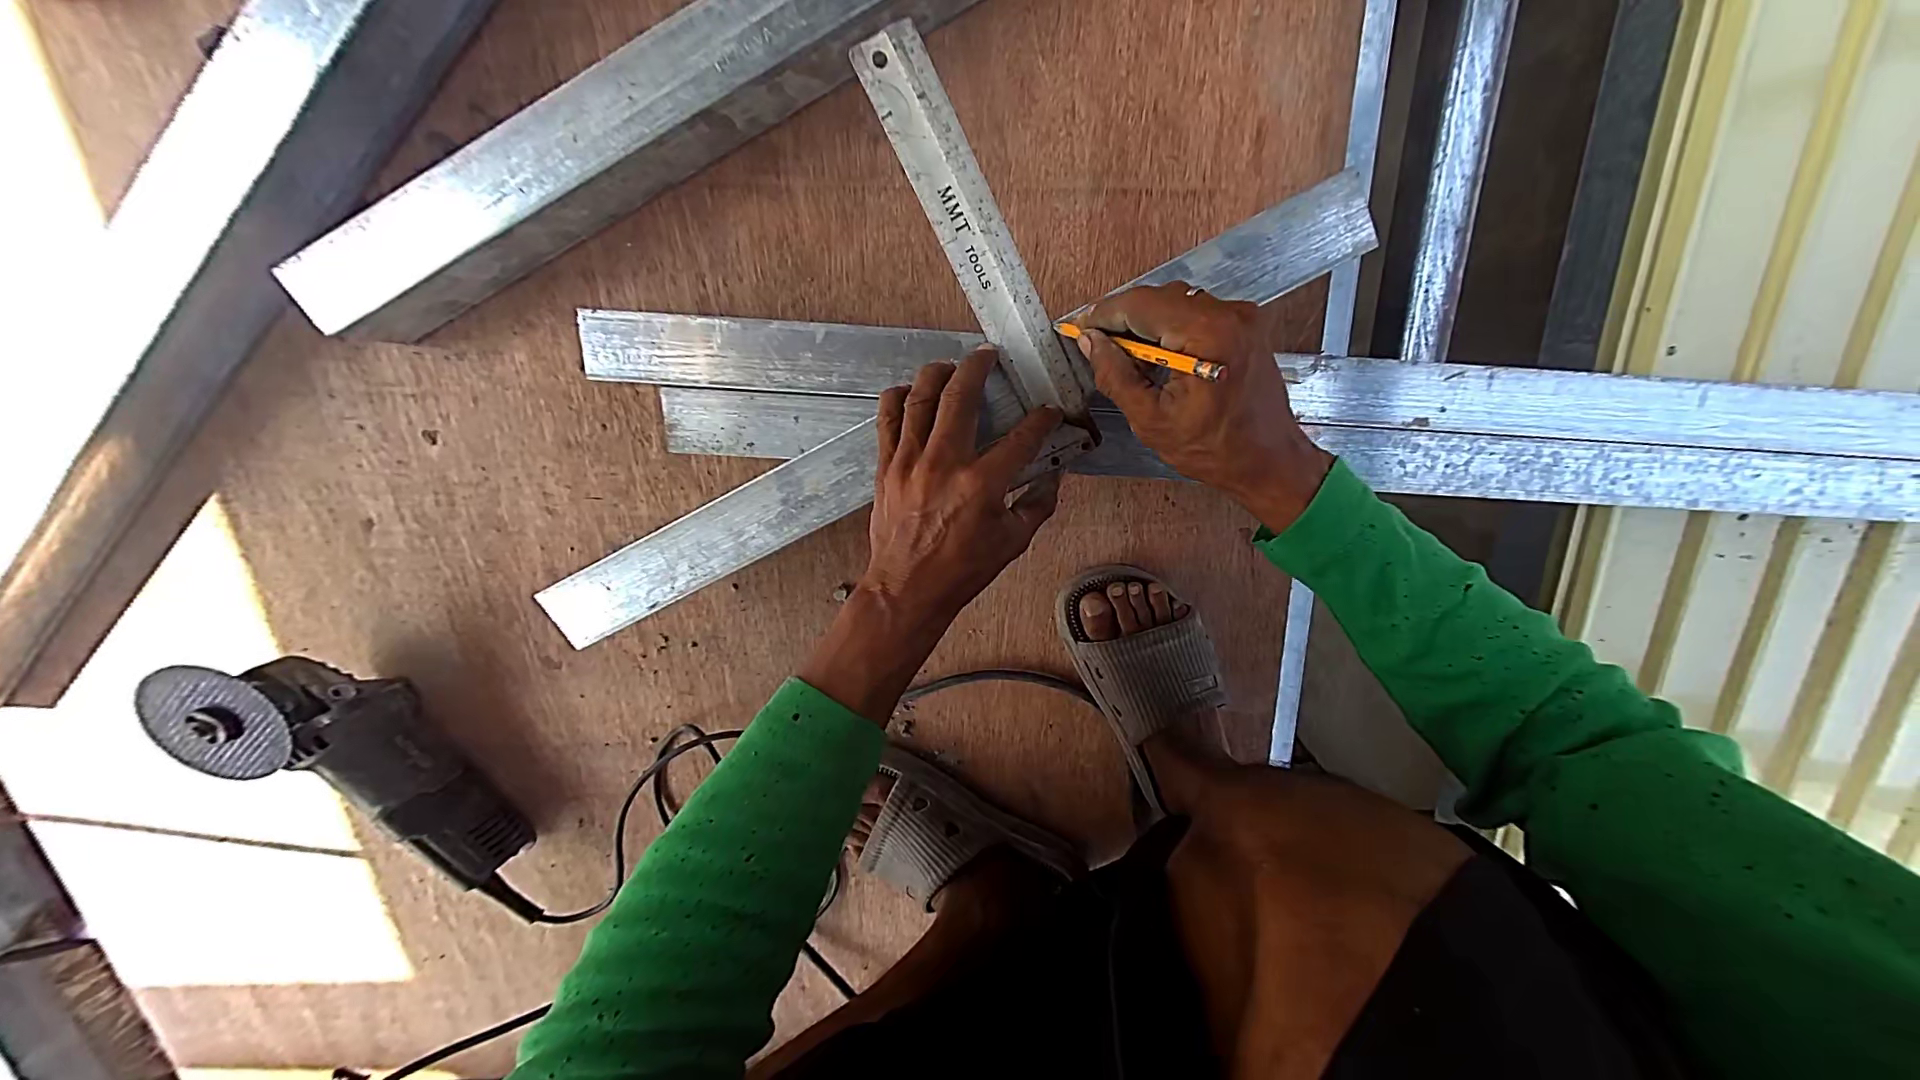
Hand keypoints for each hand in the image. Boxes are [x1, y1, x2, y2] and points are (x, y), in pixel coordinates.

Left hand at [799, 348, 1063, 722]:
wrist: (908, 588)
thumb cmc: (961, 570)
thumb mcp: (1012, 542)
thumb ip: (1038, 505)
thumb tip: (1054, 478)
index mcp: (982, 484)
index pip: (1022, 436)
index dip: (1042, 418)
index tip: (1049, 410)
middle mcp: (945, 463)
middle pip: (962, 395)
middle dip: (979, 367)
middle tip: (989, 357)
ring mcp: (910, 461)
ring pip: (920, 397)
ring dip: (937, 373)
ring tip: (950, 365)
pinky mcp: (887, 467)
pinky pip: (888, 418)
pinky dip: (897, 397)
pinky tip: (908, 391)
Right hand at [1076, 282, 1332, 529]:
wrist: (1266, 460)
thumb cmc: (1215, 448)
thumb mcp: (1150, 418)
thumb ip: (1115, 375)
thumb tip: (1091, 343)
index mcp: (1207, 334)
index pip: (1141, 304)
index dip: (1104, 314)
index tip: (1080, 328)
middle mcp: (1229, 315)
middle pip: (1158, 298)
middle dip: (1122, 318)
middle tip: (1095, 344)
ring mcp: (1240, 318)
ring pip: (1175, 303)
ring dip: (1144, 323)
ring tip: (1122, 354)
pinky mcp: (1243, 327)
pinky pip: (1194, 313)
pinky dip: (1167, 328)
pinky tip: (1152, 355)